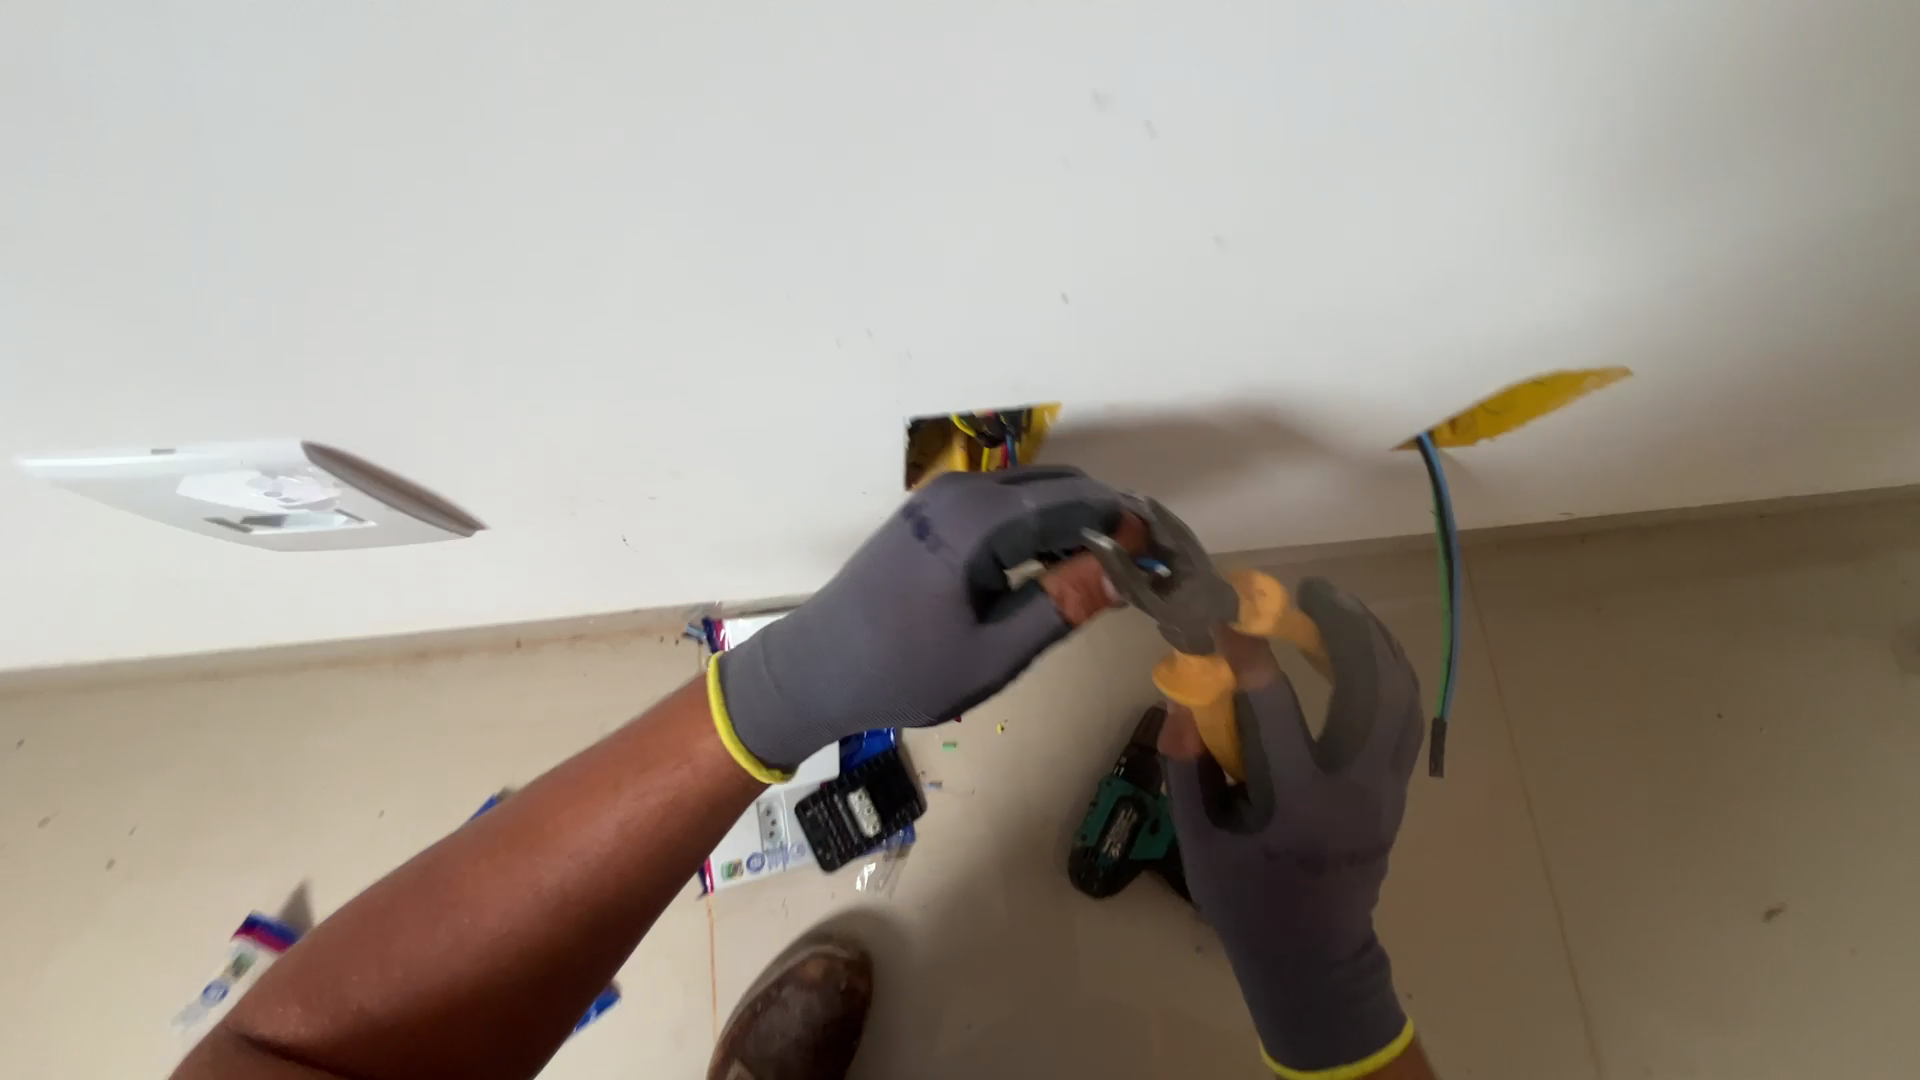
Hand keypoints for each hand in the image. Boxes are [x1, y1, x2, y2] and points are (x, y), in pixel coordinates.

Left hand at [714, 466, 1133, 774]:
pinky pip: (1000, 505)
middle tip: (1138, 566)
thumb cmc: (903, 671)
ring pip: (1029, 492)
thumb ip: (1060, 606)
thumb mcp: (992, 654)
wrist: (816, 667)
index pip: (1076, 502)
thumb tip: (1122, 568)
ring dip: (1070, 521)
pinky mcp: (928, 513)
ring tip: (1102, 569)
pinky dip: (1035, 525)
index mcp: (977, 520)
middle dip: (1103, 518)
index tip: (1161, 554)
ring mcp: (939, 498)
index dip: (1125, 524)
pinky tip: (1048, 564)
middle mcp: (961, 492)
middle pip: (1056, 487)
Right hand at [1161, 577, 1424, 1075]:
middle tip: (1310, 591)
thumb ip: (1186, 768)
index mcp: (1300, 807)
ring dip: (1373, 641)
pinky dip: (1386, 671)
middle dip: (1345, 629)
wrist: (1315, 958)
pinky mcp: (1395, 791)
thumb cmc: (1247, 903)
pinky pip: (1403, 716)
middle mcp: (1357, 790)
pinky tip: (1357, 648)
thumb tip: (1181, 699)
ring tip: (1337, 605)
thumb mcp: (1198, 842)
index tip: (1226, 616)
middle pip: (1372, 690)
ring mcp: (1386, 790)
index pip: (1276, 713)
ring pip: (1402, 697)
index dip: (1249, 656)